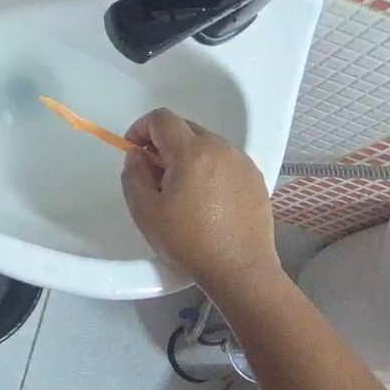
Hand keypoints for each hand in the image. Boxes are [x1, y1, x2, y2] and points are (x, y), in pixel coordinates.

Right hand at [121, 108, 280, 296]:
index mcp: (192, 153)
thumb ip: (133, 174)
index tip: (134, 151)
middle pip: (184, 127)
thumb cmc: (189, 242)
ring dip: (187, 155)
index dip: (140, 128)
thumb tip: (138, 155)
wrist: (240, 270)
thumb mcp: (145, 211)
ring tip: (182, 190)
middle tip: (155, 174)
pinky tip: (206, 199)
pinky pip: (224, 159)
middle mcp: (221, 148)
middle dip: (163, 143)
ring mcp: (242, 162)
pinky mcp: (255, 177)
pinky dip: (208, 167)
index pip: (161, 119)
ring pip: (205, 143)